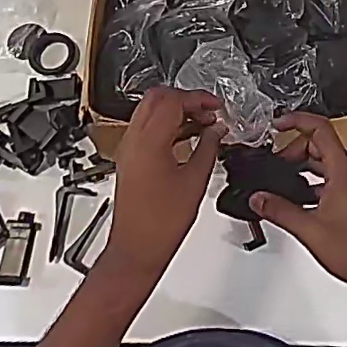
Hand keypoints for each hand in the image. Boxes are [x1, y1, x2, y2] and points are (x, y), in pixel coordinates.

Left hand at [103, 87, 224, 277]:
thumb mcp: (196, 179)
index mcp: (149, 141)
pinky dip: (167, 124)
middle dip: (186, 98)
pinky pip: (146, 128)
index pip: (173, 100)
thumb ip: (209, 146)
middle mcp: (134, 141)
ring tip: (203, 122)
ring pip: (150, 110)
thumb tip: (217, 130)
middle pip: (157, 97)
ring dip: (176, 109)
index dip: (198, 98)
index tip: (216, 105)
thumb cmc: (160, 223)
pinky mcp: (129, 159)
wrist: (137, 249)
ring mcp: (129, 149)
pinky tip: (188, 136)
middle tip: (208, 109)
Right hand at [250, 113, 346, 292]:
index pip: (320, 128)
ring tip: (281, 180)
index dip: (297, 121)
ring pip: (323, 161)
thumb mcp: (310, 230)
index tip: (279, 123)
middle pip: (319, 143)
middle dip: (293, 149)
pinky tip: (297, 199)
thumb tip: (259, 199)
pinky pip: (328, 177)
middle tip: (275, 164)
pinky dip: (311, 181)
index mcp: (342, 170)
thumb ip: (280, 211)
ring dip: (302, 165)